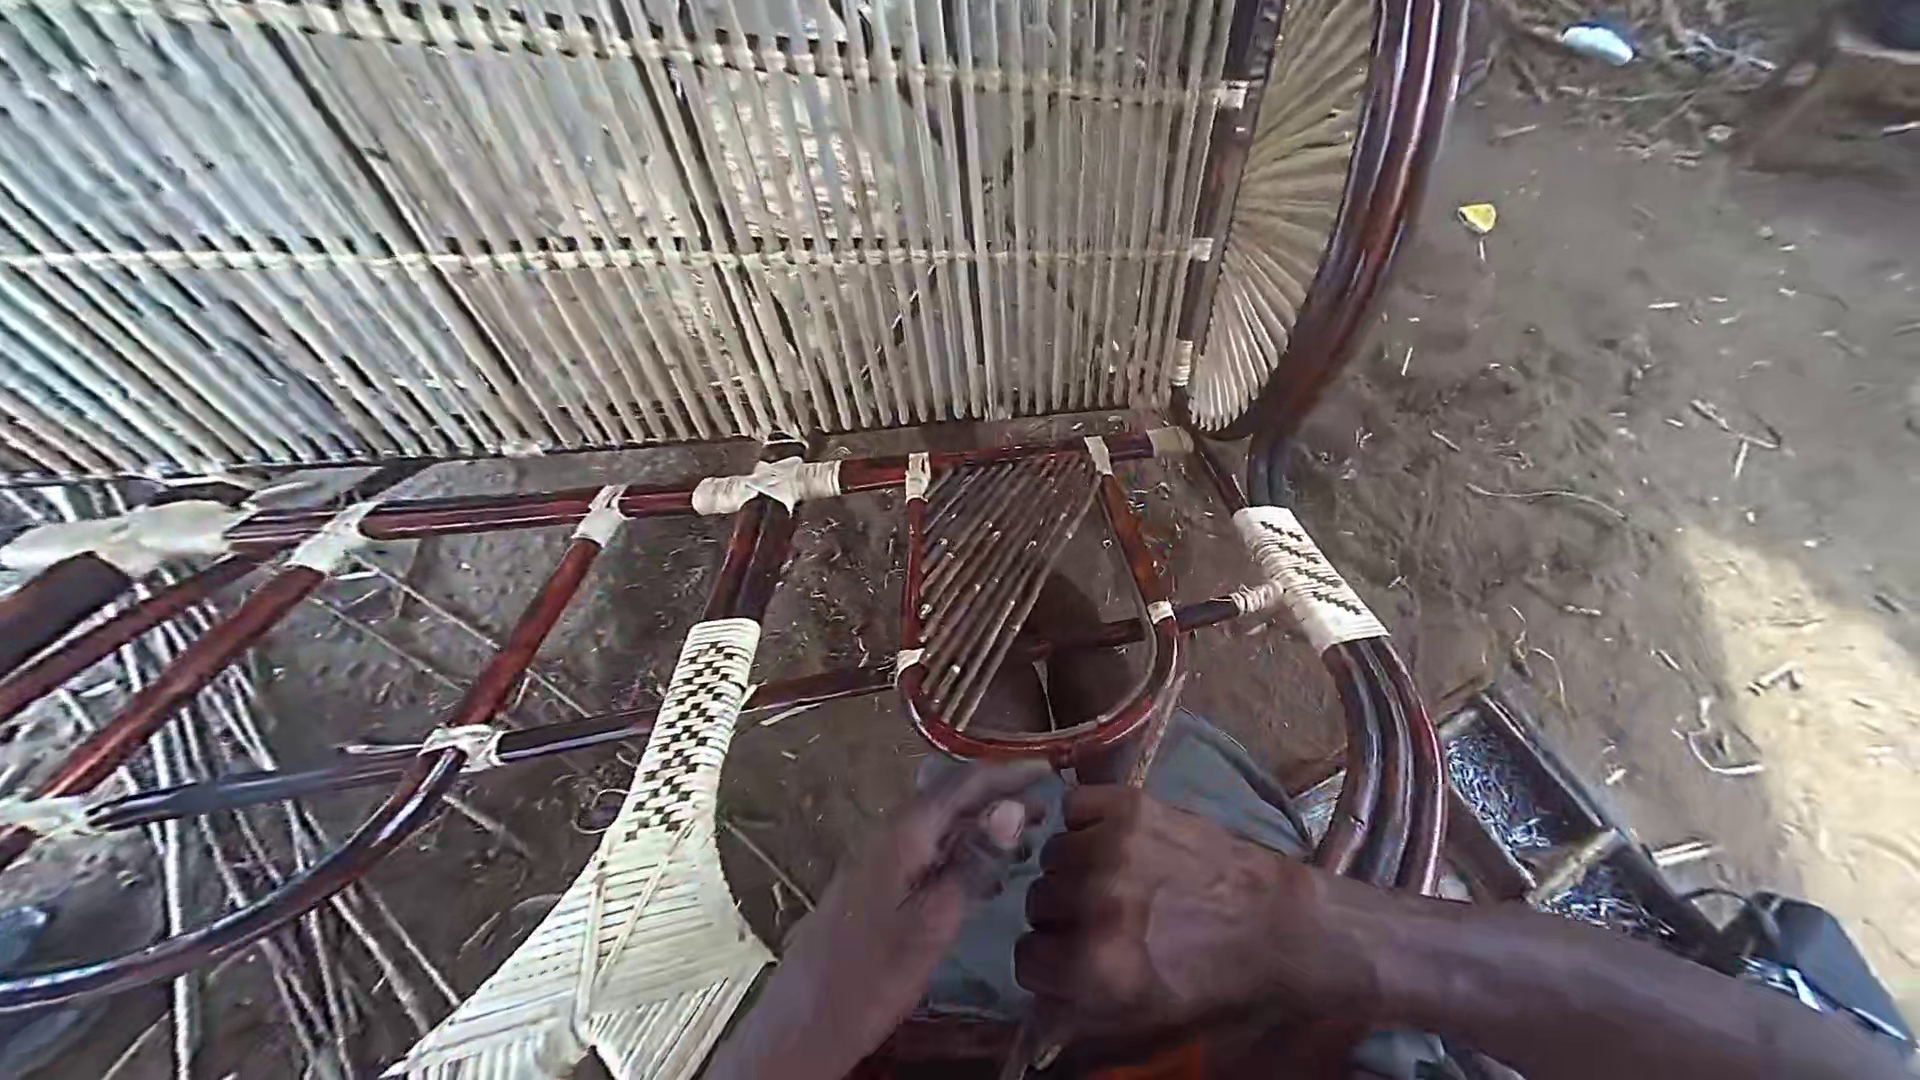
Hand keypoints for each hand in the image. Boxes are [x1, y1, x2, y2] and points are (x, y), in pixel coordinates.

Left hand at [707, 760, 1048, 1079]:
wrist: (802, 1022)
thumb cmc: (871, 975)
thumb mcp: (933, 921)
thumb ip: (974, 862)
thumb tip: (1013, 807)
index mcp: (905, 830)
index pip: (965, 781)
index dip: (1008, 773)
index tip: (1047, 772)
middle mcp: (893, 829)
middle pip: (952, 793)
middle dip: (999, 792)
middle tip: (1043, 805)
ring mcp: (885, 852)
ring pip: (943, 820)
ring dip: (983, 821)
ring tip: (1026, 834)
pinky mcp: (882, 877)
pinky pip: (932, 846)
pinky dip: (964, 848)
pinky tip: (986, 871)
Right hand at [1014, 786, 1390, 1037]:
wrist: (1277, 922)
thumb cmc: (1216, 981)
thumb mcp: (1148, 1019)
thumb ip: (1080, 1016)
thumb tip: (1029, 1013)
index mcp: (1100, 967)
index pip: (1026, 957)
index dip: (1049, 960)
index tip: (1068, 953)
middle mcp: (1098, 902)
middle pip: (1037, 900)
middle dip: (1061, 911)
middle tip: (1096, 911)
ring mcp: (1112, 846)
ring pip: (1052, 853)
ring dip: (1072, 865)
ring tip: (1109, 872)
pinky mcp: (1129, 805)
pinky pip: (1072, 806)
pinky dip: (1083, 819)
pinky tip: (1109, 835)